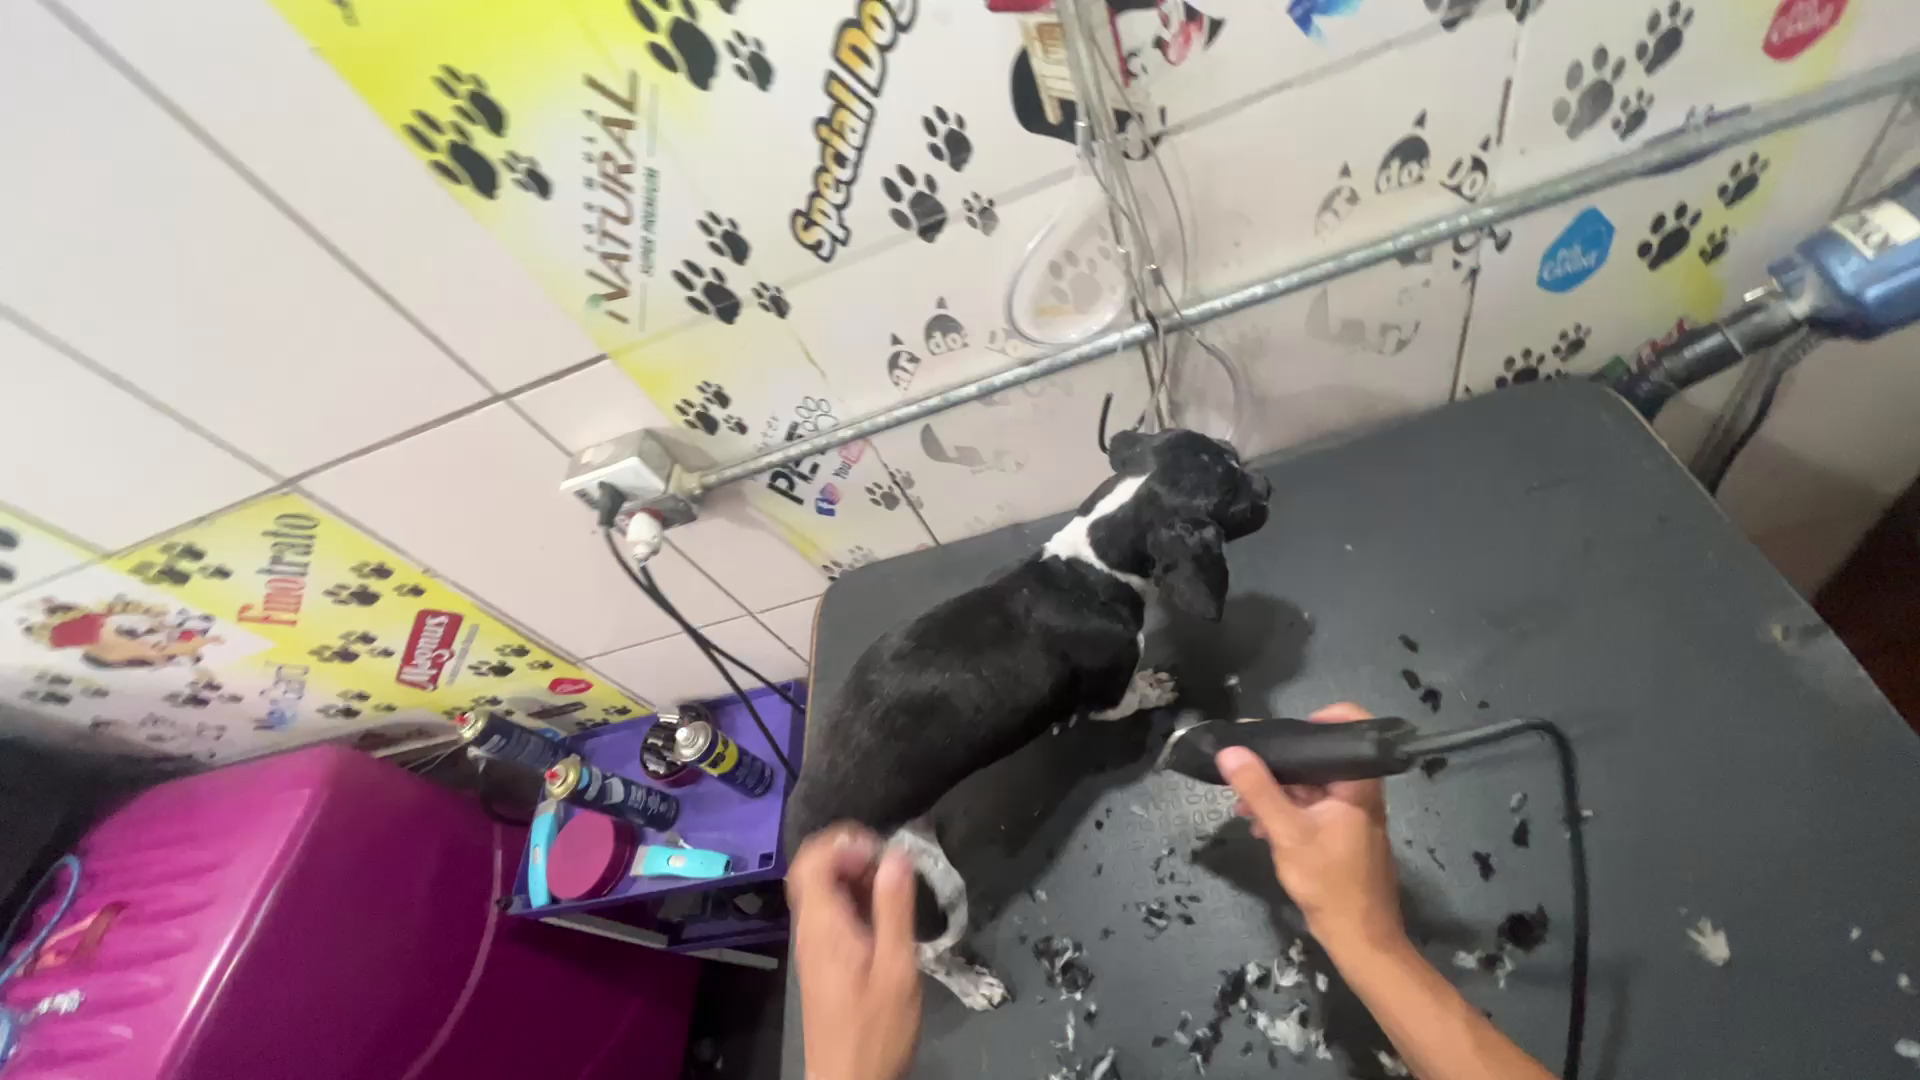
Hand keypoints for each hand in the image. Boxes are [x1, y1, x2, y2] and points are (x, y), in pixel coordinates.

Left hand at [788, 825, 920, 1079]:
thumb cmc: (875, 1029)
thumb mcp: (896, 968)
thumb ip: (894, 908)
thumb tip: (897, 855)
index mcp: (823, 924)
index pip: (812, 858)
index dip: (843, 841)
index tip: (880, 852)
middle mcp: (809, 928)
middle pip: (813, 867)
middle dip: (850, 853)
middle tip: (887, 867)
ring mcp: (812, 943)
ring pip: (821, 886)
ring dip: (853, 875)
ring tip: (890, 887)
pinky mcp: (821, 956)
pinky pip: (828, 908)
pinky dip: (852, 897)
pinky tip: (881, 914)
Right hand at [1217, 703, 1405, 953]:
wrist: (1359, 939)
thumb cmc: (1330, 882)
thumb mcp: (1286, 832)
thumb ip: (1258, 789)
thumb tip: (1229, 750)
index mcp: (1356, 783)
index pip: (1352, 727)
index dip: (1321, 717)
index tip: (1282, 728)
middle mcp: (1357, 791)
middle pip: (1317, 755)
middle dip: (1277, 758)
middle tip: (1241, 759)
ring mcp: (1348, 813)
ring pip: (1308, 782)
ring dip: (1274, 787)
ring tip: (1241, 800)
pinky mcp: (1337, 832)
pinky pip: (1307, 805)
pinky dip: (1282, 808)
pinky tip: (1255, 823)